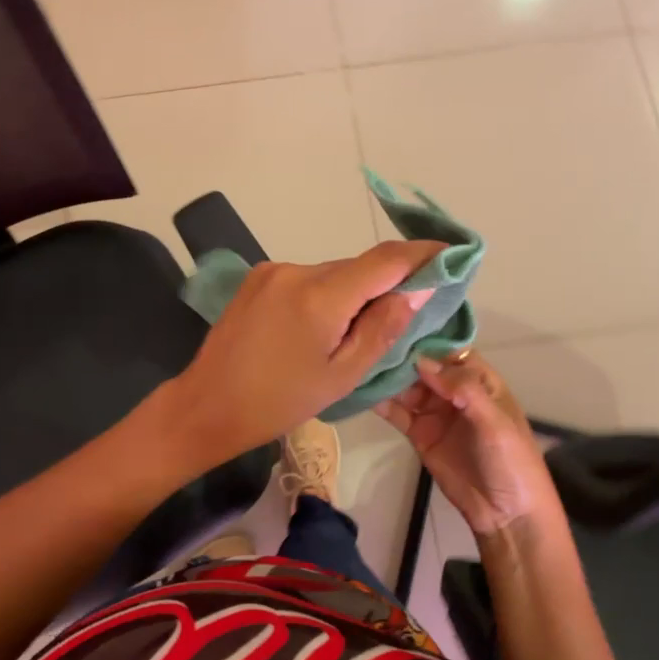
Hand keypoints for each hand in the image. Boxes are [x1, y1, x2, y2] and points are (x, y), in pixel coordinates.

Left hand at [156, 240, 444, 468]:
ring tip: (350, 336)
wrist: (207, 405)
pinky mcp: (256, 279)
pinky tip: (317, 330)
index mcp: (320, 295)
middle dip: (384, 285)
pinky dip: (324, 296)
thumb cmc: (278, 402)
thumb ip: (383, 328)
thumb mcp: (342, 375)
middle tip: (403, 316)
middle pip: (357, 268)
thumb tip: (419, 288)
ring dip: (350, 294)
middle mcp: (296, 270)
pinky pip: (306, 279)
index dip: (422, 254)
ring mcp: (272, 271)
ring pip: (331, 274)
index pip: (385, 259)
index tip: (451, 254)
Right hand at [375, 354, 560, 535]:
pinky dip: (380, 401)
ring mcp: (435, 412)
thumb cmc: (512, 461)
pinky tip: (360, 389)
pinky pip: (397, 412)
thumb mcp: (494, 421)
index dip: (427, 337)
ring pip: (406, 386)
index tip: (398, 322)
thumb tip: (422, 361)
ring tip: (358, 360)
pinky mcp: (419, 434)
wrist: (507, 514)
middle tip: (368, 338)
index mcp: (480, 381)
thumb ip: (462, 389)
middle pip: (423, 365)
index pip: (450, 350)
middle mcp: (454, 391)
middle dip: (400, 354)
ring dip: (386, 375)